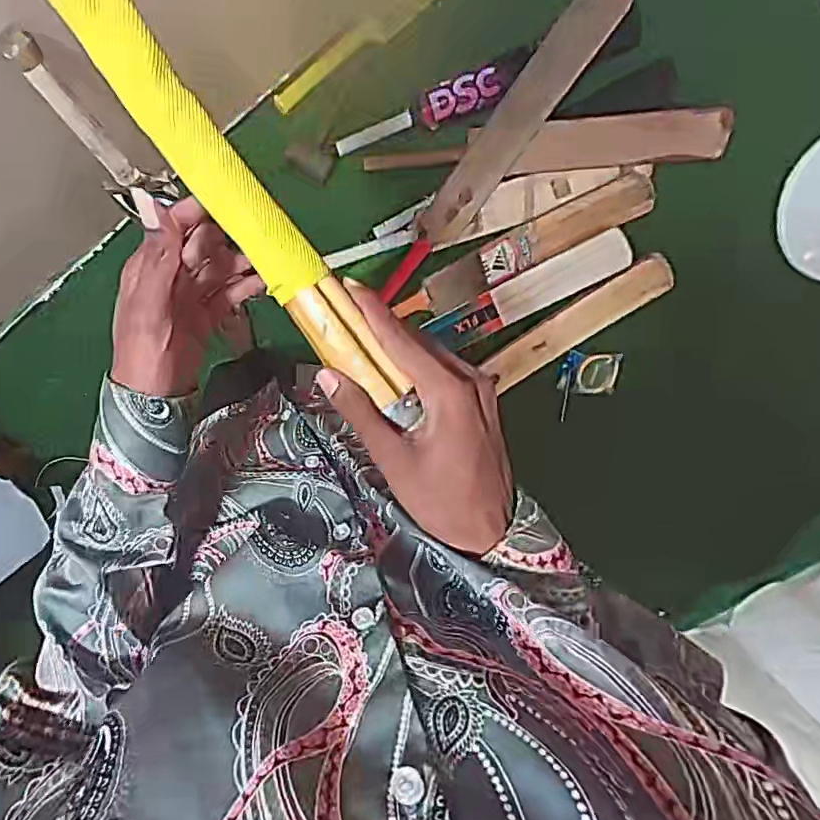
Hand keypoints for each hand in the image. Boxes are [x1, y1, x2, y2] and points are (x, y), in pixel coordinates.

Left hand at [111, 196, 265, 396]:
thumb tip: (157, 210)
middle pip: (203, 244)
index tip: (227, 198)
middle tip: (257, 232)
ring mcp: (190, 296)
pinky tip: (263, 282)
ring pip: (220, 267)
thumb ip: (158, 259)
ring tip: (267, 258)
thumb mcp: (147, 306)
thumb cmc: (141, 356)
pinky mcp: (206, 315)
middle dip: (229, 236)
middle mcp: (171, 276)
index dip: (199, 210)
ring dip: (243, 262)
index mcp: (149, 267)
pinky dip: (246, 286)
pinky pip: (229, 292)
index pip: (175, 226)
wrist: (153, 400)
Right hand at [316, 279, 513, 554]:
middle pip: (419, 342)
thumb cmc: (440, 501)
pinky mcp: (484, 402)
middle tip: (350, 314)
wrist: (491, 531)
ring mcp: (482, 390)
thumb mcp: (393, 459)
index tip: (351, 288)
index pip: (402, 342)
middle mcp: (470, 381)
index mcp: (449, 392)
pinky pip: (446, 370)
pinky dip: (419, 364)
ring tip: (367, 340)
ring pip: (434, 354)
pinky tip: (399, 373)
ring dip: (400, 345)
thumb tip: (328, 377)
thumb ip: (361, 413)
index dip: (373, 313)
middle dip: (383, 326)